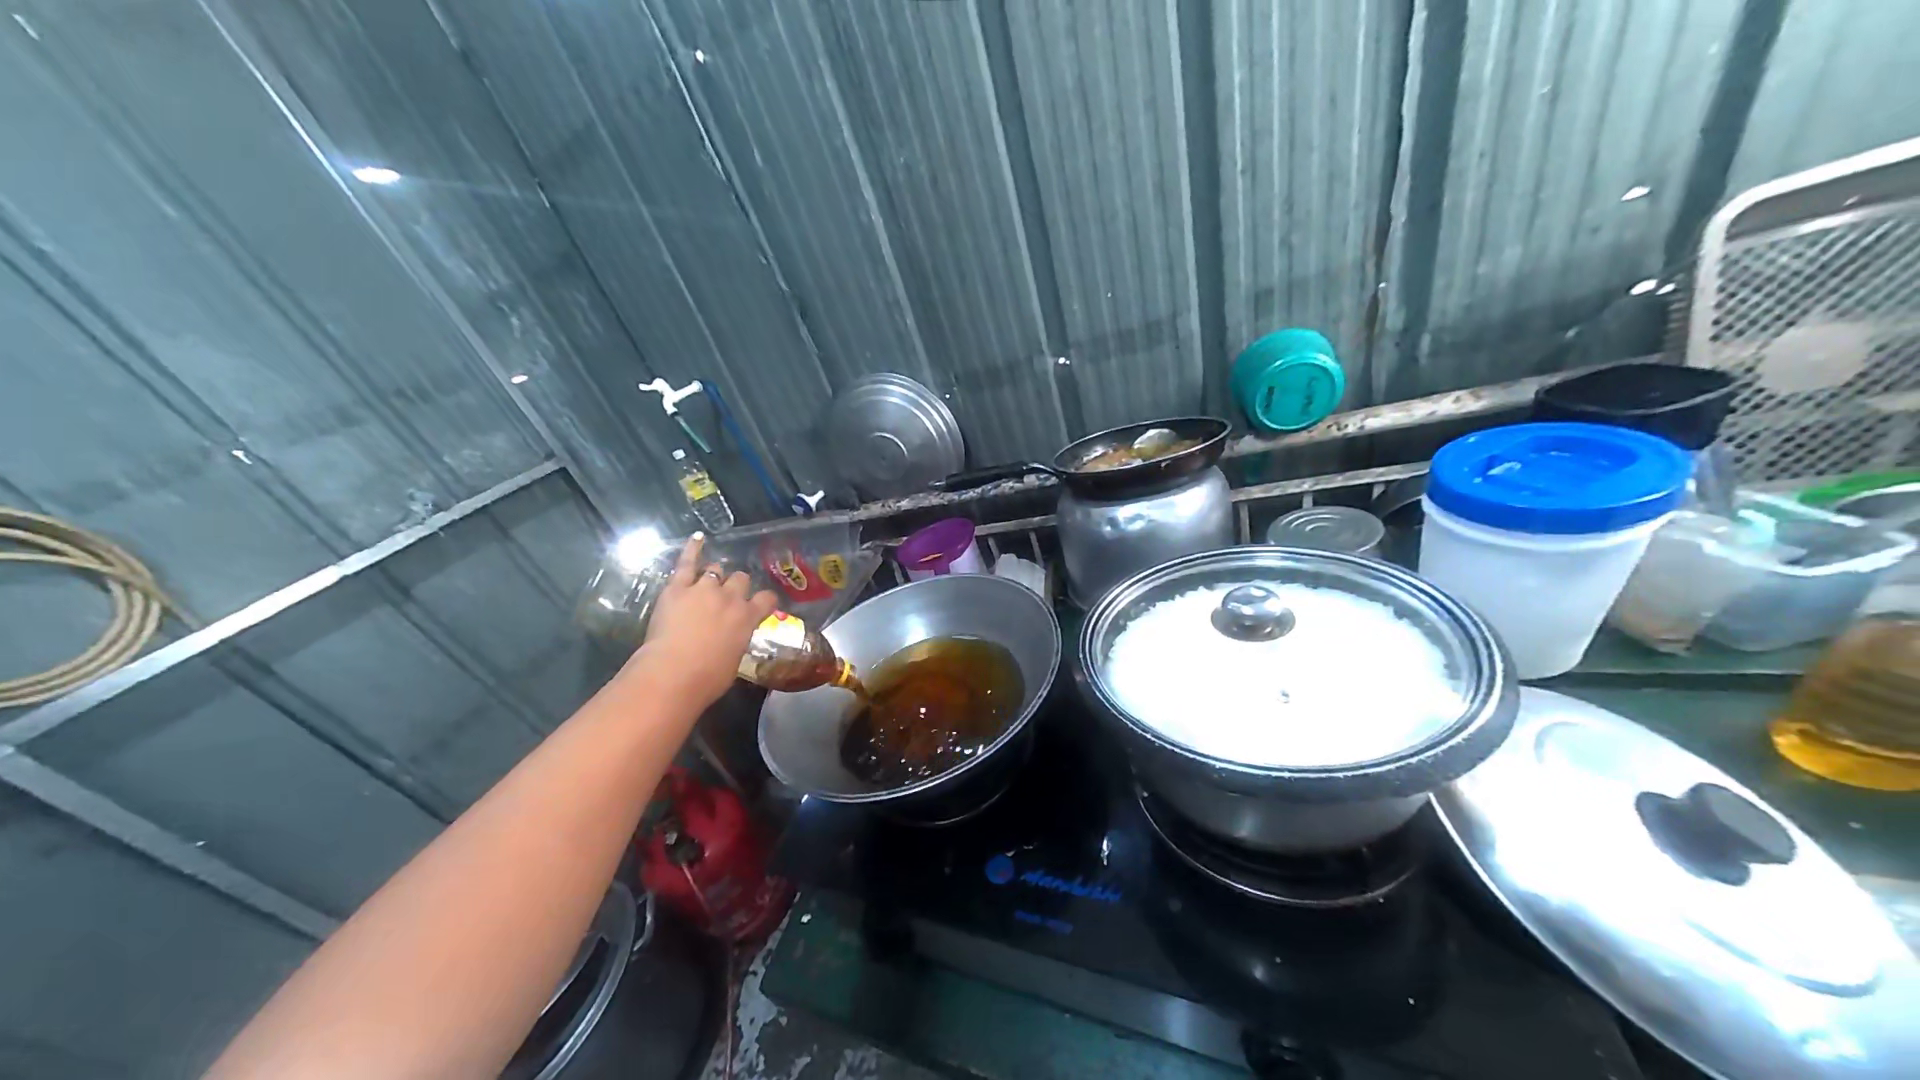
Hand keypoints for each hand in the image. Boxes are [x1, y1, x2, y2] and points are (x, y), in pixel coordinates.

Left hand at [630, 534, 778, 707]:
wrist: (673, 673)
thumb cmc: (707, 678)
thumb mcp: (734, 660)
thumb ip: (738, 640)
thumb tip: (734, 637)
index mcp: (748, 618)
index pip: (767, 599)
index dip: (765, 600)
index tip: (763, 604)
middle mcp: (730, 598)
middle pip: (741, 579)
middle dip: (737, 586)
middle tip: (729, 597)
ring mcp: (703, 589)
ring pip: (716, 570)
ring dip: (715, 576)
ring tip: (710, 581)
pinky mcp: (677, 588)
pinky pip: (686, 563)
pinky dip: (692, 549)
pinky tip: (697, 538)